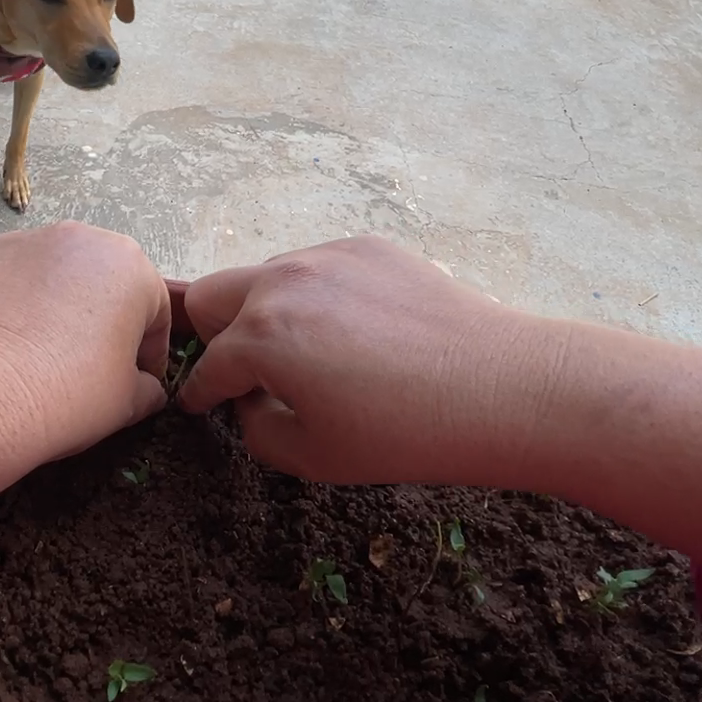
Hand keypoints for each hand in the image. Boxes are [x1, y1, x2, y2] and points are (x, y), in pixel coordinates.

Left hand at [0, 222, 170, 469]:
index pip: (154, 311)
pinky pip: (6, 277)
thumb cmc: (65, 396)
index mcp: (129, 266)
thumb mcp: (127, 403)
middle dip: (103, 319)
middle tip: (90, 365)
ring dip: (56, 305)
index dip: (149, 352)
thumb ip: (149, 388)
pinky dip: (9, 302)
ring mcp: (24, 239)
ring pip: (53, 274)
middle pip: (103, 281)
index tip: (138, 381)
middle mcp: (80, 237)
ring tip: (39, 351)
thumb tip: (147, 388)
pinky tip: (0, 340)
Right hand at [177, 236, 558, 484]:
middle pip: (210, 296)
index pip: (208, 368)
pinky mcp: (365, 246)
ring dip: (267, 314)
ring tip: (313, 351)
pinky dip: (316, 298)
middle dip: (215, 336)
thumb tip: (250, 402)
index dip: (199, 395)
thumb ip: (255, 429)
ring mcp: (325, 256)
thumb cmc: (402, 434)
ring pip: (265, 278)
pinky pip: (317, 269)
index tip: (200, 404)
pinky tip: (359, 331)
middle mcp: (282, 282)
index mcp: (261, 335)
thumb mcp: (311, 456)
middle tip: (247, 371)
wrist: (502, 389)